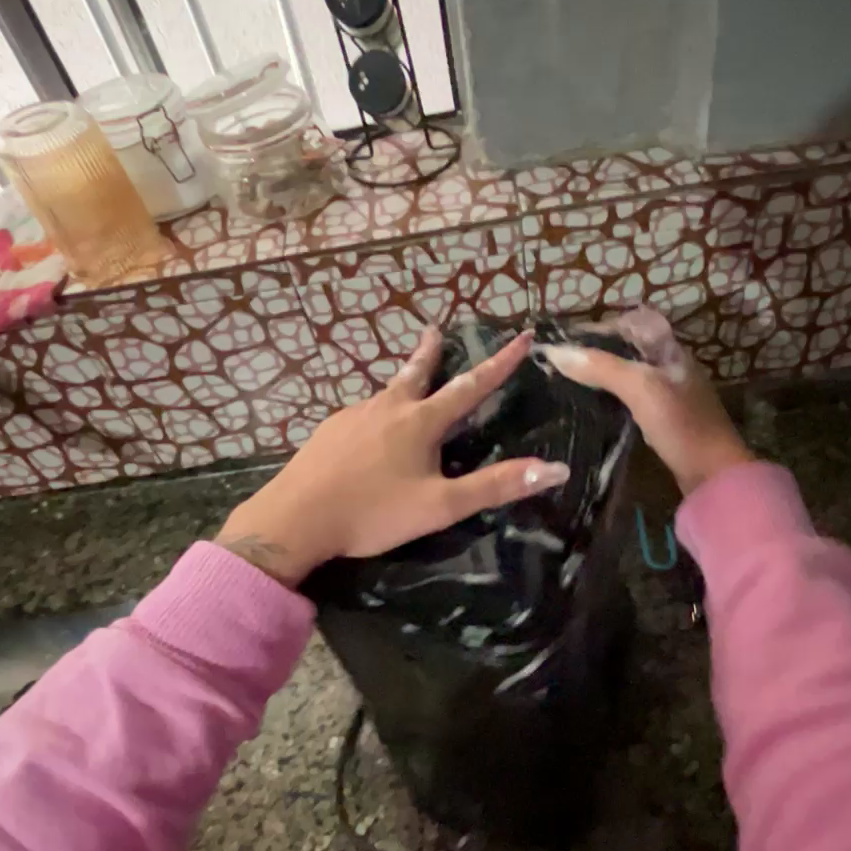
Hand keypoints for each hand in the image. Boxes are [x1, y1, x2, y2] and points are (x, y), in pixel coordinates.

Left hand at [215, 327, 572, 586]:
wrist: (296, 519)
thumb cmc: (374, 512)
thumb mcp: (441, 506)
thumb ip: (496, 486)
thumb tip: (554, 469)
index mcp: (420, 422)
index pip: (470, 386)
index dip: (500, 363)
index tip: (523, 336)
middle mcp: (387, 409)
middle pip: (416, 374)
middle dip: (431, 353)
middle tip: (435, 331)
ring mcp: (353, 417)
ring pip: (386, 394)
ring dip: (402, 382)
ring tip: (406, 385)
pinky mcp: (328, 432)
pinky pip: (361, 415)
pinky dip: (376, 414)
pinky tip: (369, 431)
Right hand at [540, 307, 754, 495]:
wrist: (714, 474)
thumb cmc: (681, 425)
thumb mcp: (640, 389)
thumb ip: (601, 368)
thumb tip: (555, 351)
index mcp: (671, 351)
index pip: (633, 322)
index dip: (600, 327)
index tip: (567, 340)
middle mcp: (671, 367)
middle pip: (629, 349)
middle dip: (596, 352)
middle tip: (561, 363)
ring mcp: (670, 395)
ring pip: (630, 375)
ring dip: (602, 376)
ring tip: (568, 383)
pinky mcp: (665, 421)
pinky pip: (632, 399)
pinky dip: (611, 398)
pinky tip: (593, 408)